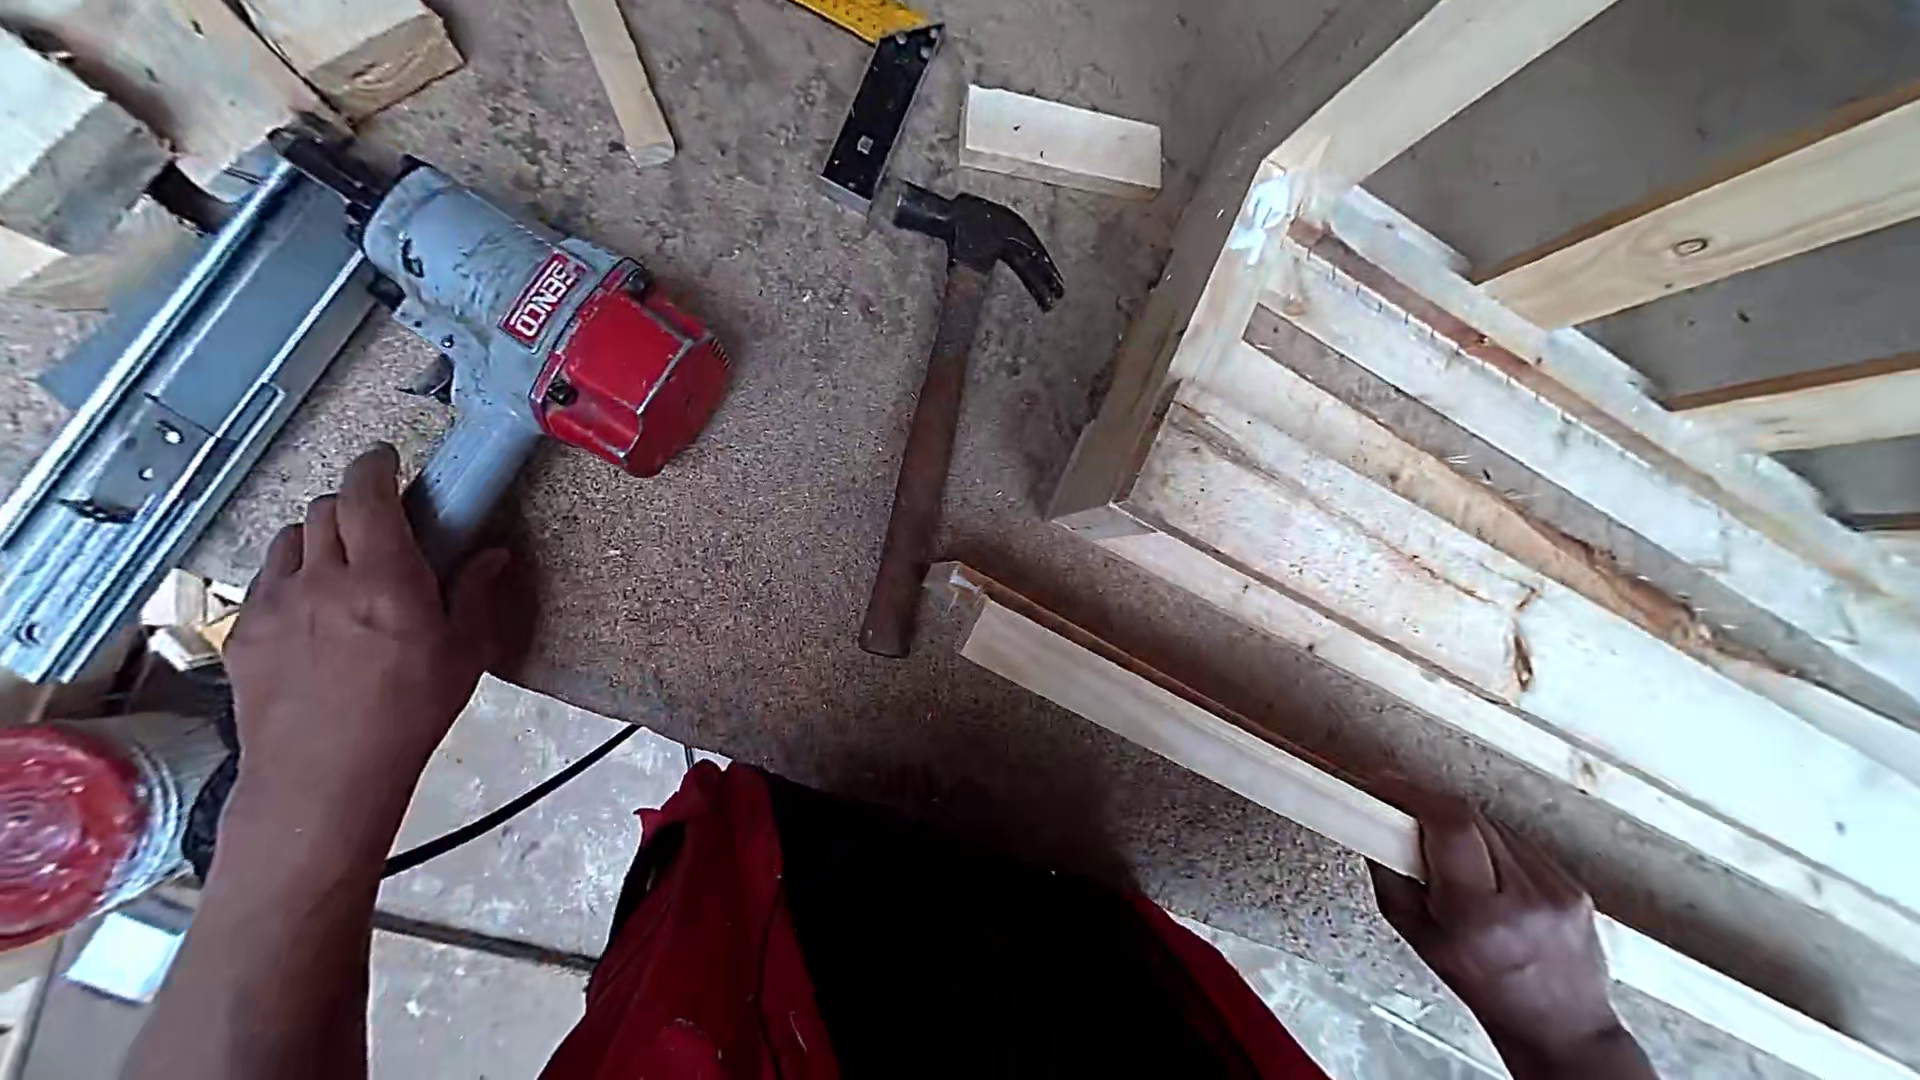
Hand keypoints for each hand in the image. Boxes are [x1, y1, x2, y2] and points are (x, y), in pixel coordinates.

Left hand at [222, 444, 515, 836]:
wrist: (326, 772)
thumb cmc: (412, 708)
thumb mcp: (465, 651)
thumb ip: (474, 593)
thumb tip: (493, 554)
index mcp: (385, 582)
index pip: (366, 500)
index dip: (374, 468)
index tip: (386, 458)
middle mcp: (323, 581)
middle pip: (324, 511)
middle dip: (354, 501)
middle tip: (383, 519)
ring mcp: (275, 605)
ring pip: (290, 539)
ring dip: (322, 532)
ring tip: (349, 557)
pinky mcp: (248, 631)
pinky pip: (268, 578)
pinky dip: (296, 568)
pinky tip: (320, 600)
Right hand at [1369, 794, 1652, 1077]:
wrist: (1560, 1026)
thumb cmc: (1480, 982)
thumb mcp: (1414, 931)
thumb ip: (1388, 873)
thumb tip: (1370, 824)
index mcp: (1478, 914)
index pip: (1450, 825)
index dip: (1412, 794)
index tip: (1384, 784)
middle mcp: (1526, 898)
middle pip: (1468, 815)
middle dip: (1427, 802)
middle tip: (1400, 806)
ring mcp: (1557, 891)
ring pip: (1491, 822)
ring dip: (1457, 821)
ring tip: (1443, 846)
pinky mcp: (1574, 886)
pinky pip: (1517, 840)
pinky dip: (1489, 840)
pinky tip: (1481, 864)